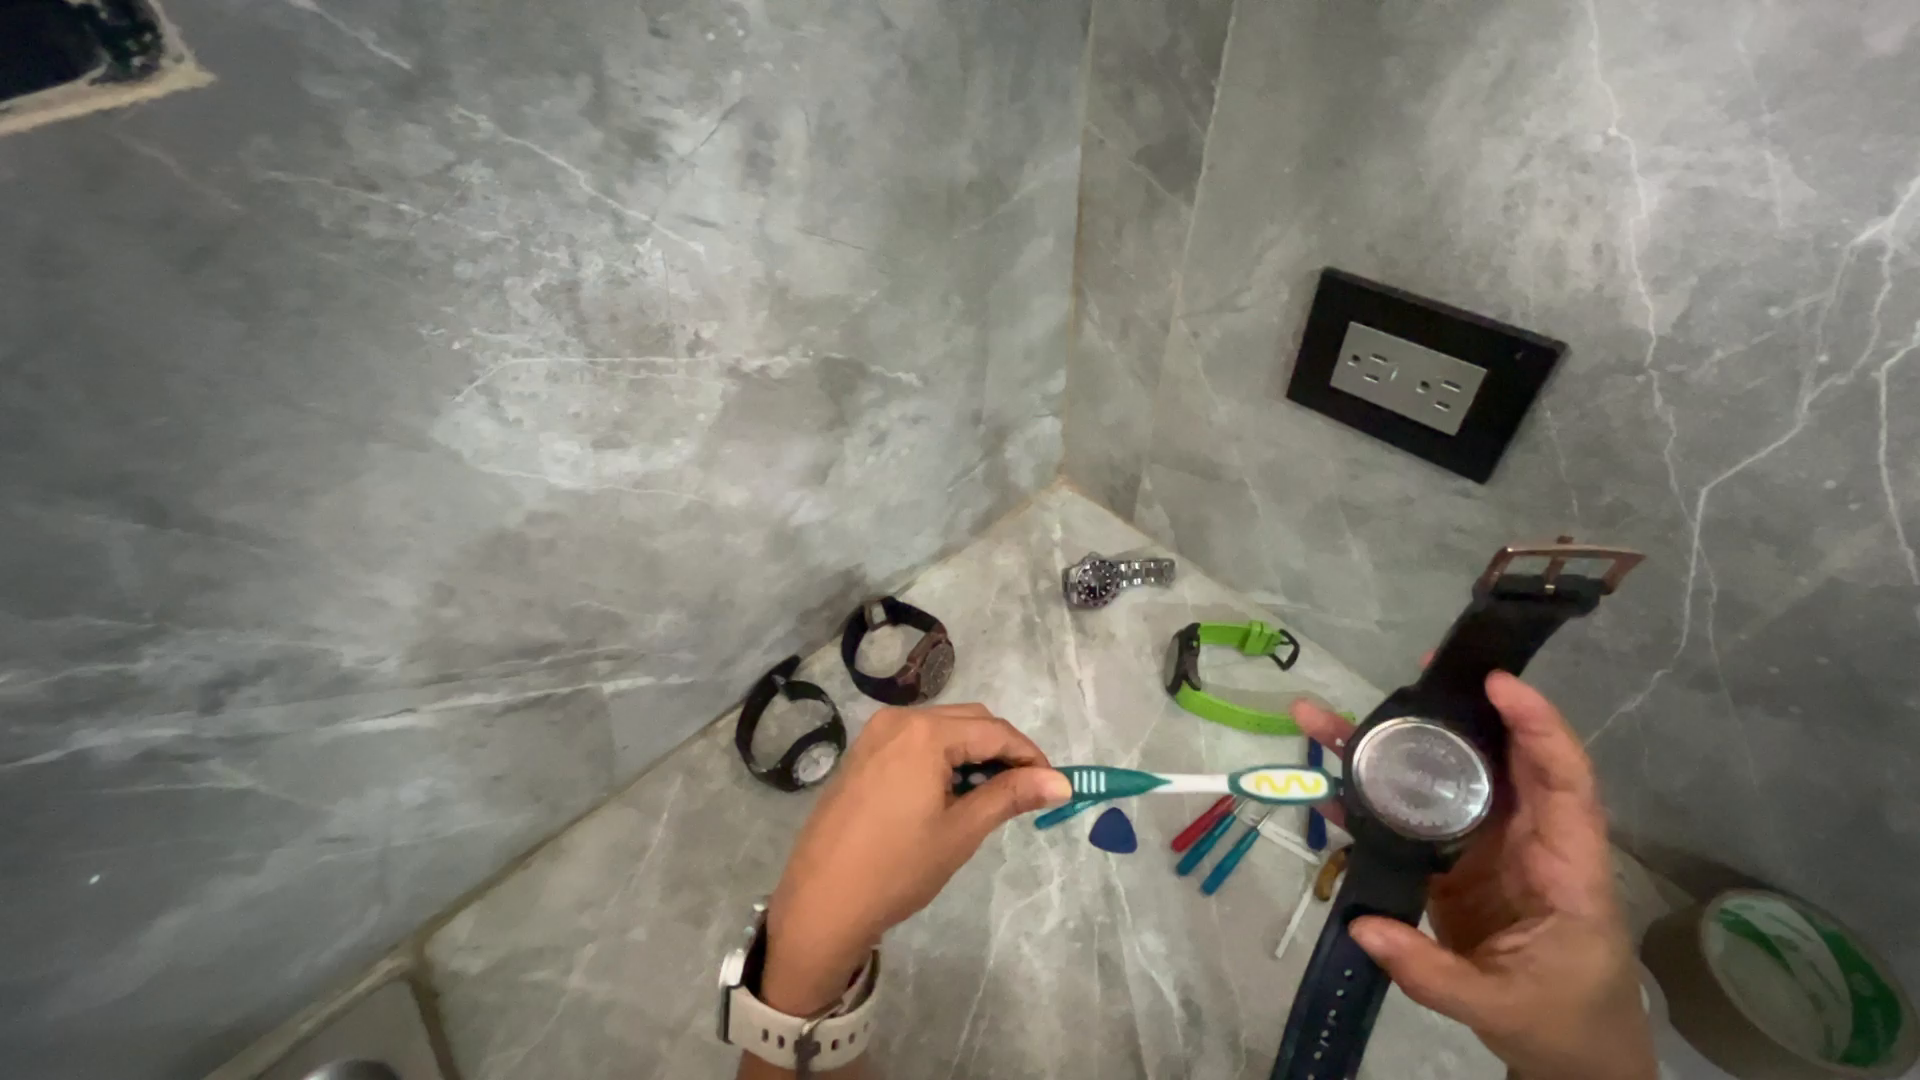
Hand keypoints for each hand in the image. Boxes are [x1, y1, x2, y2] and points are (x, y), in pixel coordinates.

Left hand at [760, 704, 1071, 1014]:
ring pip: (942, 728)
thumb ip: (1011, 795)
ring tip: (989, 795)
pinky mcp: (863, 752)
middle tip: (1024, 791)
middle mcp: (900, 719)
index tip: (1053, 786)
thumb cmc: (898, 867)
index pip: (995, 731)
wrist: (821, 901)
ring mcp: (876, 733)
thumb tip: (1061, 782)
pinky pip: (916, 740)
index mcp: (926, 732)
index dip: (1029, 756)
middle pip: (969, 720)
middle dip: (1002, 750)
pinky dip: (942, 756)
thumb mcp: (962, 830)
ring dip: (972, 752)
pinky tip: (950, 791)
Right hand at [1293, 673, 1654, 1079]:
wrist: (1570, 1052)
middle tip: (1417, 669)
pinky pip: (1413, 812)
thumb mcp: (1503, 1007)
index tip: (1496, 683)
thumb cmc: (1562, 1023)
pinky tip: (1328, 781)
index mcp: (1565, 866)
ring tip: (1326, 718)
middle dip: (1458, 709)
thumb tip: (1364, 926)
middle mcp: (1528, 839)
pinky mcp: (1452, 858)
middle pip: (1495, 759)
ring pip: (1444, 777)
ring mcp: (1487, 844)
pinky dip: (1371, 792)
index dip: (1536, 726)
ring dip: (1390, 743)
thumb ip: (1436, 972)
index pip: (1561, 781)